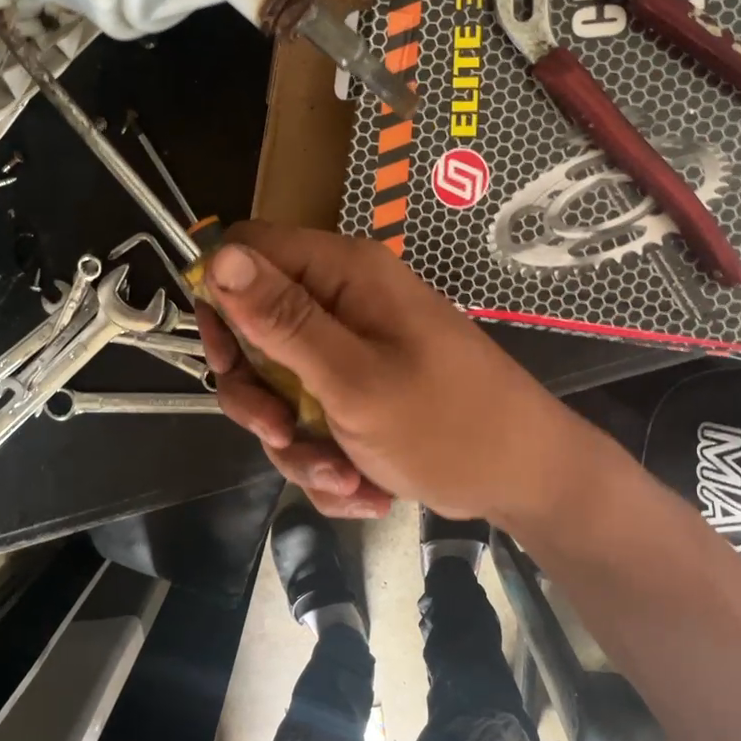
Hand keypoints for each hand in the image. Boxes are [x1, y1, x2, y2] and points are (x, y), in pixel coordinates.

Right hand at [197, 222, 614, 522]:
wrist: (523, 481)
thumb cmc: (447, 425)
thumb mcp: (353, 379)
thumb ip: (282, 320)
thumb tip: (216, 257)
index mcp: (345, 275)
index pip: (248, 253)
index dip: (221, 301)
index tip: (224, 360)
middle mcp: (343, 302)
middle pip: (253, 331)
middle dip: (258, 396)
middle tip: (280, 434)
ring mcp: (351, 350)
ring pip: (278, 389)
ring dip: (296, 444)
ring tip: (342, 476)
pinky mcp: (358, 392)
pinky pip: (309, 420)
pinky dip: (324, 459)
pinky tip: (361, 487)